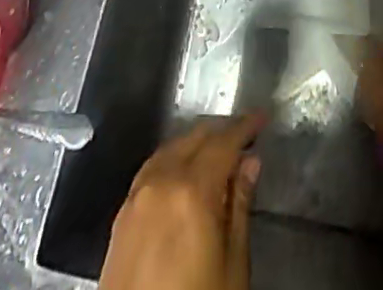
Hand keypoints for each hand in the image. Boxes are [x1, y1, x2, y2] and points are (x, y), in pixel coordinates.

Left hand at [101, 114, 263, 289]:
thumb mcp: (232, 264)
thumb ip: (239, 205)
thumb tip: (250, 163)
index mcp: (191, 191)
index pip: (223, 143)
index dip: (245, 127)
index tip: (262, 118)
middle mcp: (159, 184)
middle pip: (194, 138)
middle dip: (221, 130)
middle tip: (246, 133)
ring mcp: (135, 199)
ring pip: (170, 149)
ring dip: (196, 142)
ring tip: (219, 149)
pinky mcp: (121, 217)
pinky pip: (151, 169)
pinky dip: (173, 159)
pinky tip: (185, 171)